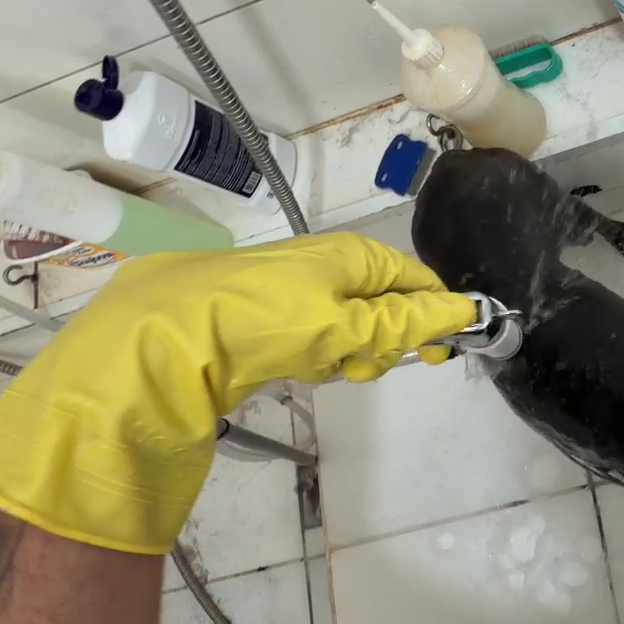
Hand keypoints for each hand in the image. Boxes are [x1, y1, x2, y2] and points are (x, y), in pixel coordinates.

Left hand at [0, 233, 477, 553]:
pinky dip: (320, 355)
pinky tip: (300, 369)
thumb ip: (407, 322)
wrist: (156, 340)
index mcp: (353, 254)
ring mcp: (296, 290)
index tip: (436, 354)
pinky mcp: (268, 316)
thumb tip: (466, 310)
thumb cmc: (265, 323)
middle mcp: (329, 264)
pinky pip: (317, 335)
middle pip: (387, 305)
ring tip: (326, 369)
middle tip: (365, 364)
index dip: (434, 316)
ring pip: (353, 325)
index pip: (417, 280)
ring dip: (353, 352)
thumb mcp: (345, 325)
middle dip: (387, 339)